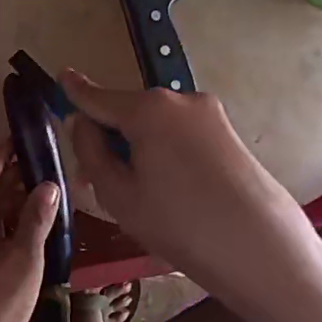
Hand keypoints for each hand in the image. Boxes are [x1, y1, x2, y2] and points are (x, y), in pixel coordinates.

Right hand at [63, 69, 321, 307]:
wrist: (258, 245)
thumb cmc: (177, 222)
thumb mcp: (117, 193)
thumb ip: (91, 152)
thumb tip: (82, 123)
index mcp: (148, 109)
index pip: (99, 96)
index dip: (77, 91)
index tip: (63, 75)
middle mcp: (180, 99)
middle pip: (129, 111)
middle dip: (108, 137)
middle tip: (93, 180)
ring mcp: (209, 114)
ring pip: (156, 124)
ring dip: (136, 147)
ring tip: (134, 193)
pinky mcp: (227, 132)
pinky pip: (180, 134)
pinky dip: (163, 151)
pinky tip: (167, 190)